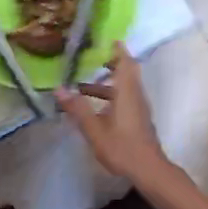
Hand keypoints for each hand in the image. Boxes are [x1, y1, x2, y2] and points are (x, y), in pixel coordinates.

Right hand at [56, 43, 171, 181]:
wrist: (148, 169)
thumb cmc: (122, 147)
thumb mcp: (94, 129)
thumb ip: (77, 108)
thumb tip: (59, 88)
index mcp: (126, 92)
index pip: (125, 63)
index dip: (118, 50)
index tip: (109, 39)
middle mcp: (135, 96)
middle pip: (126, 73)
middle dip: (110, 64)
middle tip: (91, 59)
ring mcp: (139, 108)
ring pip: (124, 87)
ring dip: (106, 83)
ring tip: (83, 87)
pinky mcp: (138, 119)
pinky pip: (125, 98)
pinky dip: (110, 95)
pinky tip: (95, 108)